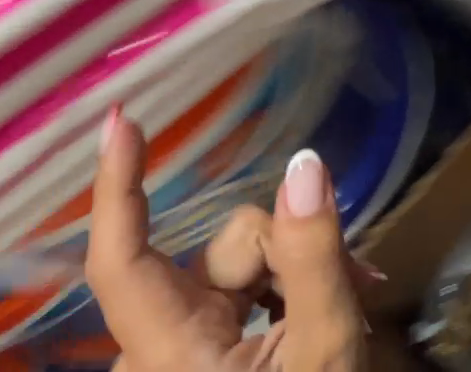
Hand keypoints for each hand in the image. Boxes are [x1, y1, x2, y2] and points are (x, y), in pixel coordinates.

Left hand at [85, 110, 369, 371]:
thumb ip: (314, 254)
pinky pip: (248, 289)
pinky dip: (293, 285)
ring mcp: (184, 346)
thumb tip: (307, 164)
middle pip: (224, 249)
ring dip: (301, 267)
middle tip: (353, 276)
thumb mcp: (324, 341)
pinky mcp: (206, 348)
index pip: (123, 259)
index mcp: (169, 350)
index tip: (119, 121)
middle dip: (290, 247)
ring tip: (353, 294)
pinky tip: (331, 301)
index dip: (117, 188)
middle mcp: (161, 343)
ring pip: (243, 265)